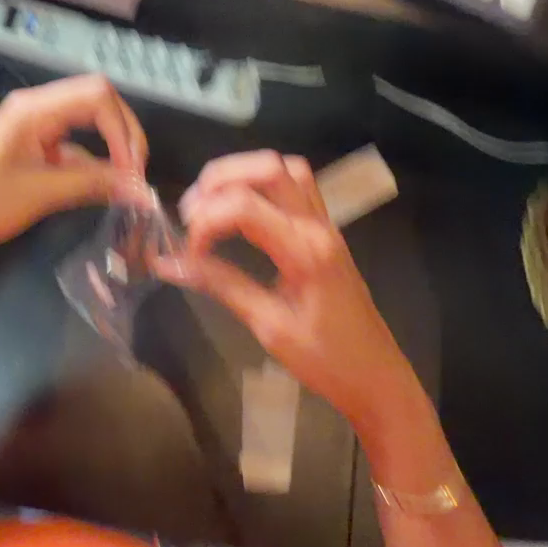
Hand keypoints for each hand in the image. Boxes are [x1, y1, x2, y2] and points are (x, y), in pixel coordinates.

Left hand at [0, 74, 147, 279]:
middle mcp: (36, 107)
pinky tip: (106, 187)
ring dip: (111, 147)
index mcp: (34, 108)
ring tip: (128, 182)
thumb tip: (141, 189)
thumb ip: (95, 184)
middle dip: (123, 133)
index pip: (97, 95)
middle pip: (97, 101)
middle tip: (137, 172)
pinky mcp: (33, 144)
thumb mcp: (43, 193)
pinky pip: (73, 144)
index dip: (123, 129)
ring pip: (88, 122)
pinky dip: (93, 162)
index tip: (132, 169)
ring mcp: (34, 124)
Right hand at [154, 151, 420, 432]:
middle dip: (220, 179)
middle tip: (191, 212)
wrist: (377, 378)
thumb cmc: (326, 361)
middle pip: (269, 168)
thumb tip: (170, 263)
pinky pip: (296, 187)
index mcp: (305, 250)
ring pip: (286, 169)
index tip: (188, 252)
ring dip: (244, 174)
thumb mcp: (268, 327)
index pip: (245, 206)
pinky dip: (262, 185)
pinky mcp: (325, 232)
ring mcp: (325, 225)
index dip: (205, 220)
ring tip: (212, 204)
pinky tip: (241, 212)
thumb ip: (221, 285)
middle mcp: (317, 226)